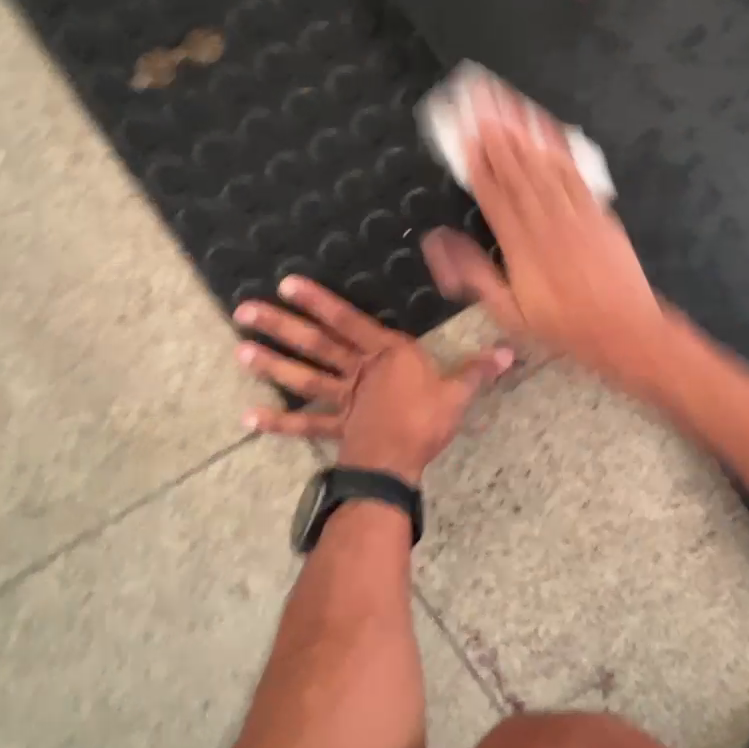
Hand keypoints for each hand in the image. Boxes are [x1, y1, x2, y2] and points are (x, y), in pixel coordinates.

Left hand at [234, 277, 514, 483]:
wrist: (398, 463)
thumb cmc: (426, 421)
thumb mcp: (458, 392)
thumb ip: (478, 370)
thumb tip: (509, 352)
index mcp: (387, 354)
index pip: (349, 320)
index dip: (319, 301)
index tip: (287, 283)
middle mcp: (358, 370)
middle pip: (316, 343)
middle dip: (280, 325)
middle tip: (244, 311)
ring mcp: (343, 399)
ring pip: (304, 376)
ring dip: (272, 363)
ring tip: (239, 350)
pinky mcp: (335, 427)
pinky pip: (304, 424)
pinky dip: (277, 421)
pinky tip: (248, 416)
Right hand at [420, 78, 679, 388]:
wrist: (624, 329)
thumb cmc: (564, 326)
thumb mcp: (510, 312)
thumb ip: (474, 274)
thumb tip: (438, 242)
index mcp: (520, 244)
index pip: (492, 193)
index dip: (477, 161)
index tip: (462, 133)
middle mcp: (546, 221)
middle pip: (517, 170)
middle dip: (496, 134)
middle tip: (478, 102)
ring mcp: (575, 213)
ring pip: (544, 165)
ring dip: (523, 133)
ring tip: (504, 104)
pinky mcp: (599, 212)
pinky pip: (575, 174)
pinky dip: (559, 150)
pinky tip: (547, 131)